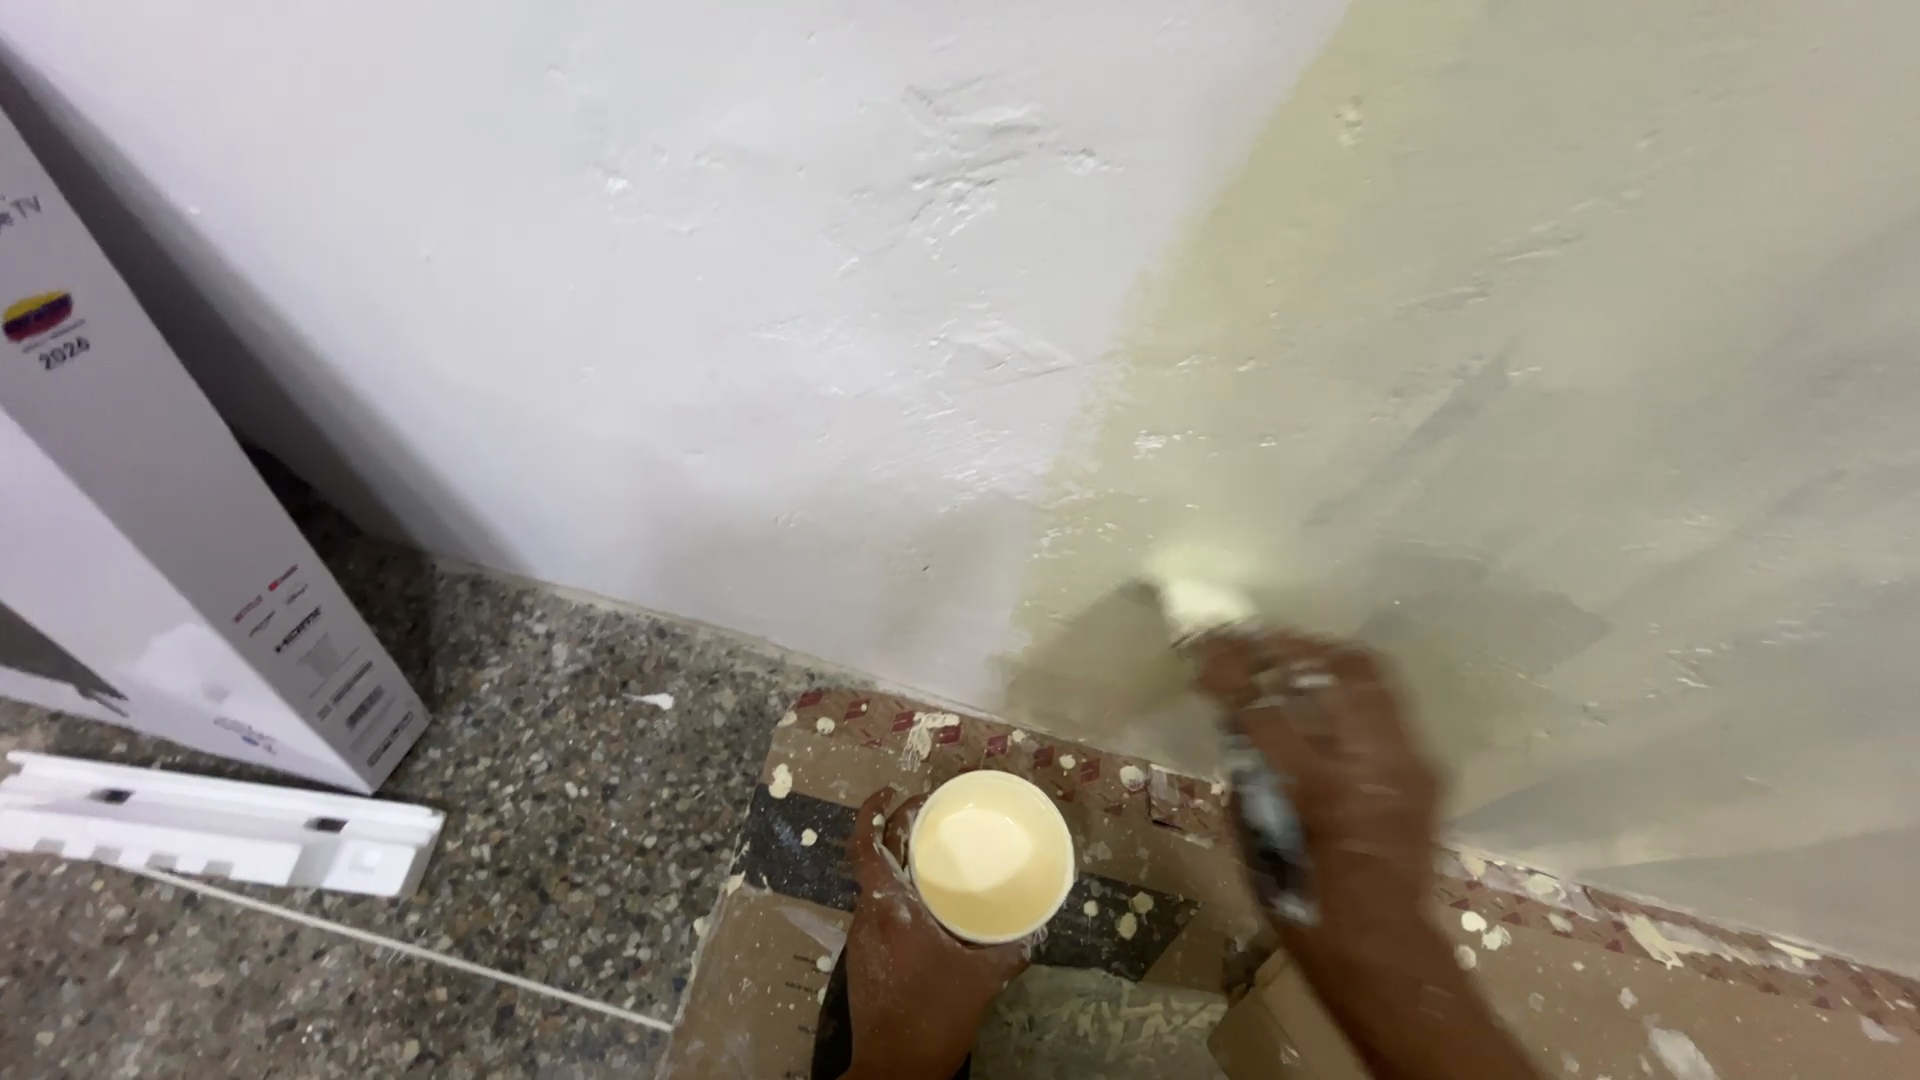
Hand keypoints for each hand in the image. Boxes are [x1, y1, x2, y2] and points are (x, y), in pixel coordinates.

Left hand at [839, 786, 1030, 1079]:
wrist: (893, 1073)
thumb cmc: (933, 1016)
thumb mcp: (980, 980)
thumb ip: (1010, 950)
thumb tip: (1036, 929)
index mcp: (887, 908)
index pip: (865, 845)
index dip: (872, 811)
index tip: (893, 790)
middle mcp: (868, 916)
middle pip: (872, 858)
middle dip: (896, 828)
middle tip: (927, 811)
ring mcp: (863, 938)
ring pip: (875, 884)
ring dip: (896, 860)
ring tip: (929, 850)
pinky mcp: (865, 959)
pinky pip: (879, 909)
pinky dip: (898, 890)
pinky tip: (926, 901)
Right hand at [1194, 631, 1440, 966]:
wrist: (1383, 946)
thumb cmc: (1298, 899)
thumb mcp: (1253, 831)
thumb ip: (1248, 767)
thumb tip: (1236, 717)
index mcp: (1316, 788)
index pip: (1262, 704)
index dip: (1228, 667)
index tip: (1204, 644)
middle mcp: (1369, 765)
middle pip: (1323, 670)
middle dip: (1278, 645)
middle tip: (1248, 638)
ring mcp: (1405, 761)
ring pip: (1365, 673)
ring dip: (1318, 655)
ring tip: (1286, 651)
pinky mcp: (1424, 767)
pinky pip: (1384, 701)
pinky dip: (1347, 685)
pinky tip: (1322, 691)